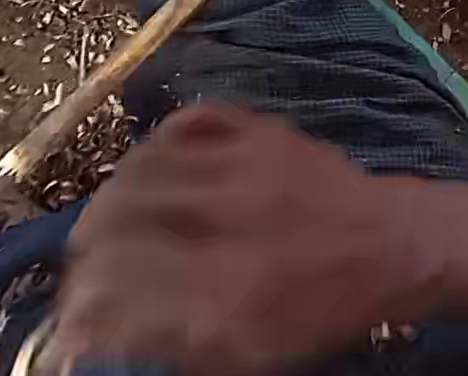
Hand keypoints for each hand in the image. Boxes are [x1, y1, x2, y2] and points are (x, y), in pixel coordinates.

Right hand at [51, 104, 440, 374]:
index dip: (78, 300)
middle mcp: (230, 212)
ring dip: (118, 191)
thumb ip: (162, 335)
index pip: (109, 278)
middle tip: (95, 263)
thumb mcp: (243, 351)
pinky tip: (164, 164)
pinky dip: (165, 139)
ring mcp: (250, 159)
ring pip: (146, 160)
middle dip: (88, 244)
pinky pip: (196, 116)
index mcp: (221, 285)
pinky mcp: (268, 129)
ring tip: (120, 215)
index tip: (80, 313)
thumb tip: (86, 321)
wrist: (389, 242)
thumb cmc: (320, 308)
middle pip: (116, 210)